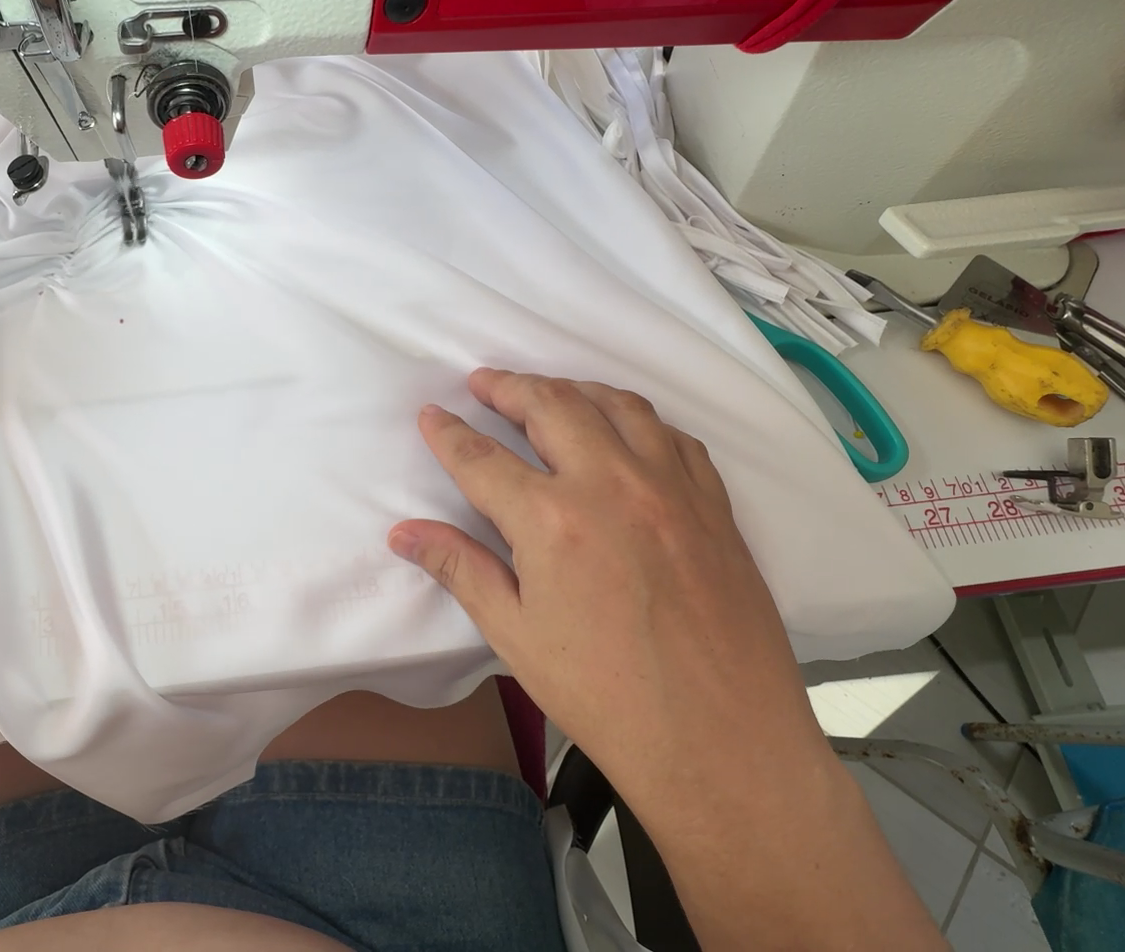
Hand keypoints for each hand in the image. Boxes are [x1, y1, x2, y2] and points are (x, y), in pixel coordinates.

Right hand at [387, 368, 830, 827]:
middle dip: (508, 387)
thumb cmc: (603, 695)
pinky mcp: (712, 505)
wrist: (721, 742)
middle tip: (482, 382)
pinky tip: (623, 429)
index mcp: (552, 521)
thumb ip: (460, 568)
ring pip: (617, 406)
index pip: (482, 459)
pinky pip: (672, 435)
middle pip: (552, 407)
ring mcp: (671, 489)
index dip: (448, 433)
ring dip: (572, 388)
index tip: (430, 414)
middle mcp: (612, 486)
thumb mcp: (515, 635)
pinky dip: (636, 418)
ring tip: (546, 391)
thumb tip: (404, 532)